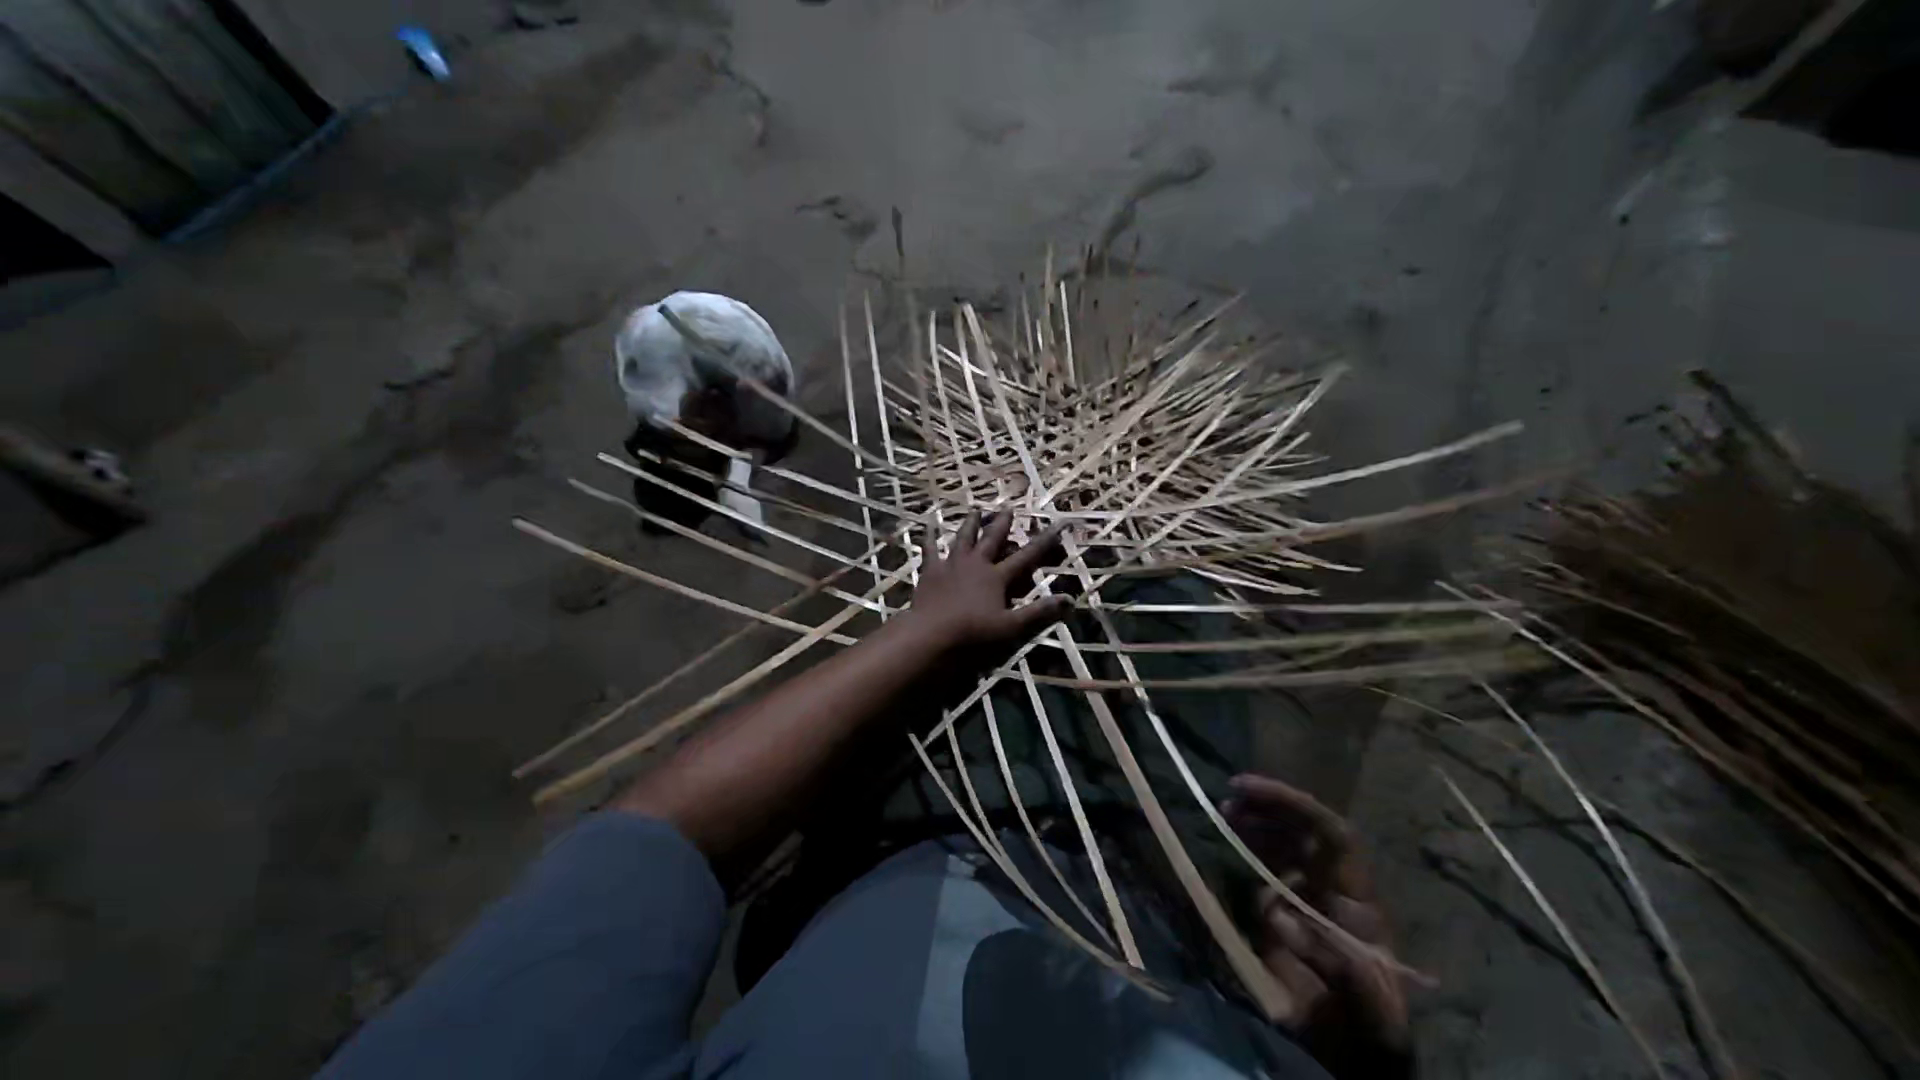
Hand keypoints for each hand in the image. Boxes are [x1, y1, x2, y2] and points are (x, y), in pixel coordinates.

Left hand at [898, 509, 1071, 654]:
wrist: (930, 636)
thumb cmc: (974, 635)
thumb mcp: (1012, 628)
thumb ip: (1040, 613)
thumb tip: (1070, 599)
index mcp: (997, 577)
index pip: (1026, 556)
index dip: (1044, 542)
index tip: (1057, 525)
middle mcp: (976, 564)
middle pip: (992, 539)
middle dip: (1003, 524)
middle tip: (1009, 508)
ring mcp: (951, 565)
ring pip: (963, 538)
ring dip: (971, 524)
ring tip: (975, 511)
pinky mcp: (929, 572)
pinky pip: (929, 550)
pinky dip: (929, 537)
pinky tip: (928, 526)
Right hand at [1224, 774, 1412, 1079]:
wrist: (1353, 1058)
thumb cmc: (1369, 1027)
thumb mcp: (1365, 999)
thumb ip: (1332, 958)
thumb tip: (1277, 913)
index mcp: (1355, 897)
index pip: (1331, 833)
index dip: (1294, 804)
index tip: (1249, 789)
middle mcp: (1328, 888)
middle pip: (1300, 830)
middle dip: (1266, 807)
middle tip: (1228, 799)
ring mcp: (1300, 900)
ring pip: (1277, 846)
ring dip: (1250, 826)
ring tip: (1221, 817)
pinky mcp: (1274, 917)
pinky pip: (1254, 875)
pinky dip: (1235, 859)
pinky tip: (1217, 854)